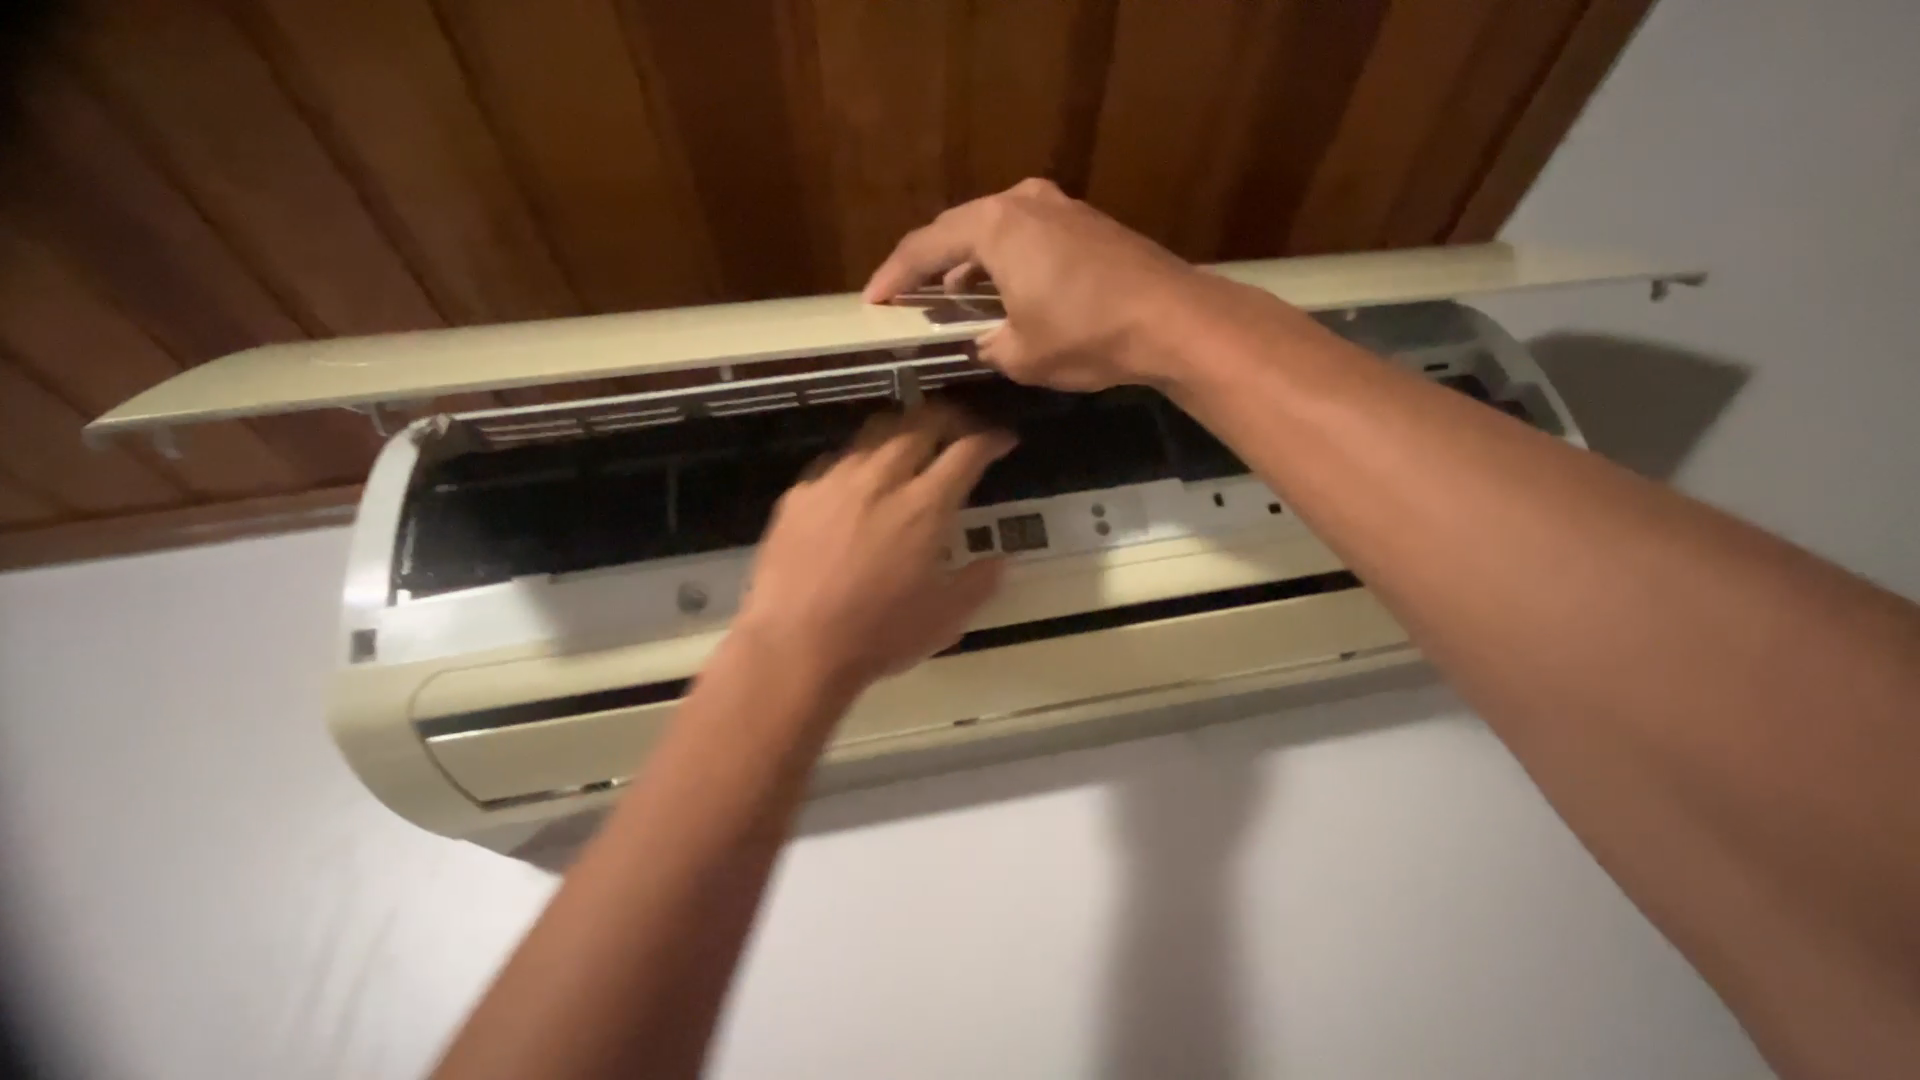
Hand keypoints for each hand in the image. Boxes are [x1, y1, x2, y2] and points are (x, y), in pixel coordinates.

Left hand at [732, 405, 1016, 692]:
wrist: (794, 647)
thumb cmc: (878, 636)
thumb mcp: (945, 619)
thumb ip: (978, 583)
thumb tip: (1000, 560)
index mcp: (925, 507)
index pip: (966, 452)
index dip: (990, 440)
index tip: (1002, 441)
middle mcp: (880, 480)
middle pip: (919, 424)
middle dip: (947, 419)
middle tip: (959, 430)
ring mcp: (834, 483)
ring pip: (873, 435)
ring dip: (901, 432)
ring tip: (909, 443)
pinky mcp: (798, 496)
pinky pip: (834, 463)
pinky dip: (856, 463)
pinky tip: (855, 483)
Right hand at [863, 178, 1304, 392]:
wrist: (1174, 321)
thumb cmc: (1088, 335)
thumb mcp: (1021, 355)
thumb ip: (988, 345)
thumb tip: (986, 342)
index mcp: (996, 226)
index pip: (926, 247)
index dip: (894, 276)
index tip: (873, 299)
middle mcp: (1024, 202)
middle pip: (960, 229)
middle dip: (931, 264)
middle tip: (908, 293)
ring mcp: (1062, 208)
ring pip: (997, 231)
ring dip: (972, 263)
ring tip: (953, 296)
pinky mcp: (1088, 224)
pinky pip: (1029, 237)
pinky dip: (1007, 261)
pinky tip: (1007, 290)